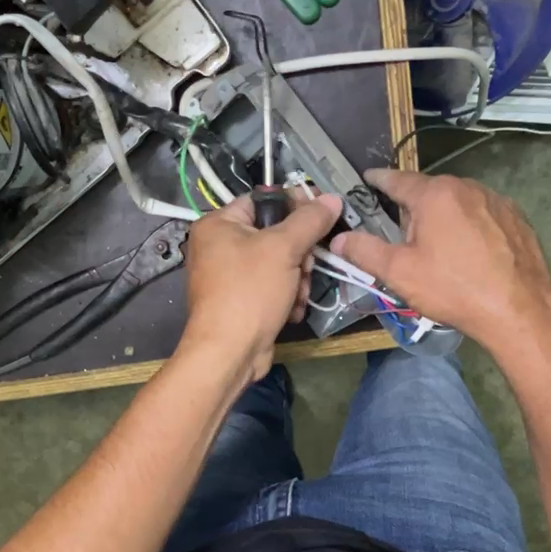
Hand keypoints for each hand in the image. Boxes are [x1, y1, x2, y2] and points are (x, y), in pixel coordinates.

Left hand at [180, 192, 342, 380]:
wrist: (229, 352)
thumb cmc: (249, 292)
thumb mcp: (284, 249)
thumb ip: (309, 220)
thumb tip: (332, 199)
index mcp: (218, 224)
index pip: (262, 200)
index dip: (295, 206)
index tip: (323, 215)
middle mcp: (218, 246)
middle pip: (274, 234)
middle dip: (299, 254)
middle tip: (306, 267)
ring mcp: (228, 276)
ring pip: (278, 263)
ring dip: (297, 278)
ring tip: (298, 294)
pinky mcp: (240, 300)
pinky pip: (271, 286)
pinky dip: (286, 296)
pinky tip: (291, 310)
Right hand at [329, 169, 550, 358]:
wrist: (519, 308)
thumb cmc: (453, 287)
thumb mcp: (399, 273)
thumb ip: (365, 251)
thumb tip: (339, 239)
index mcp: (434, 195)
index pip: (397, 179)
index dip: (378, 180)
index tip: (367, 179)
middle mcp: (466, 187)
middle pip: (429, 192)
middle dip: (413, 208)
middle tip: (402, 237)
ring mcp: (495, 200)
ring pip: (457, 202)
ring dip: (443, 217)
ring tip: (438, 249)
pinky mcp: (516, 218)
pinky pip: (482, 214)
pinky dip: (469, 226)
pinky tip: (469, 253)